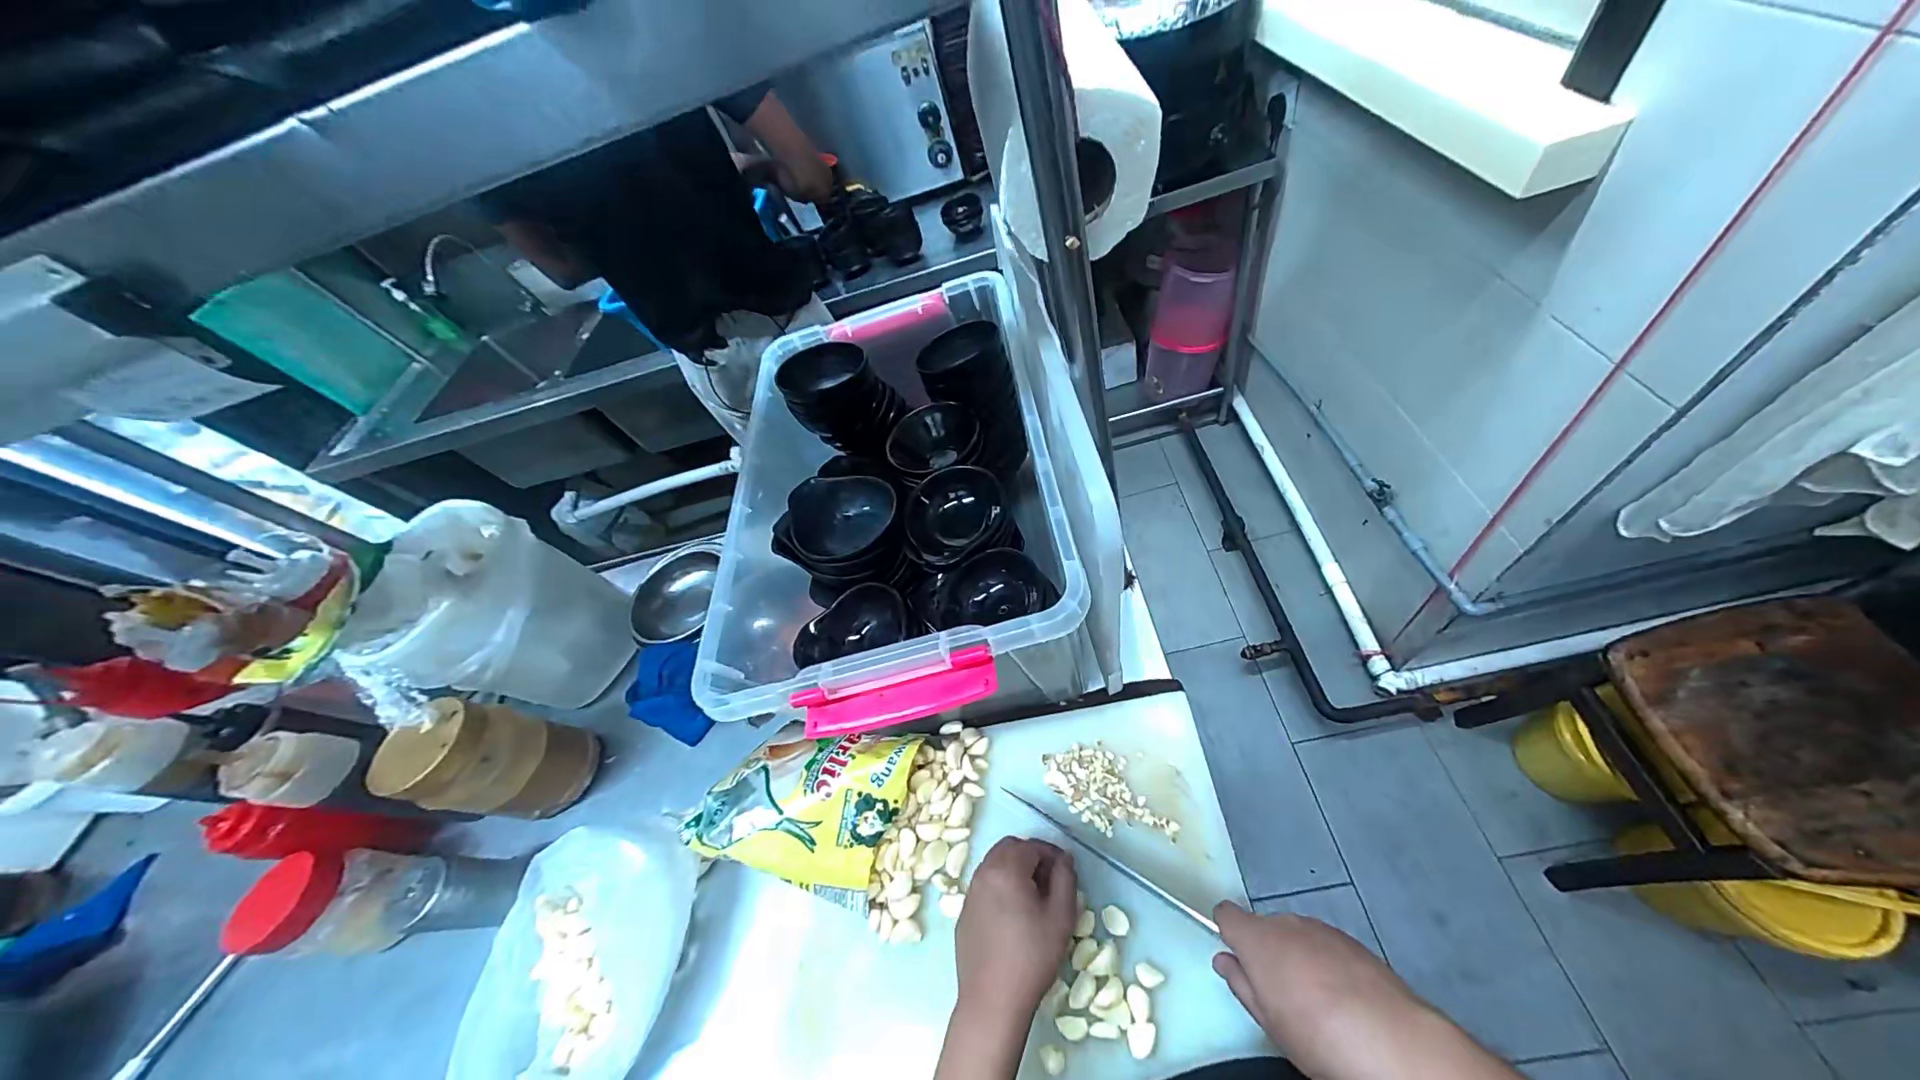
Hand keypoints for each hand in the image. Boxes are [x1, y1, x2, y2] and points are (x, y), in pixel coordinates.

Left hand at [935, 838, 1077, 1079]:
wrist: (992, 1000)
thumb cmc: (1032, 956)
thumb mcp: (1061, 916)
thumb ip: (1065, 879)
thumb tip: (1063, 858)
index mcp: (1005, 869)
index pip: (1031, 846)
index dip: (1051, 854)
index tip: (1065, 871)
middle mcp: (982, 873)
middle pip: (1008, 848)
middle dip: (1031, 856)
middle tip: (1049, 881)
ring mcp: (970, 893)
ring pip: (994, 866)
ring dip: (1014, 870)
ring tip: (1033, 898)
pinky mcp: (964, 913)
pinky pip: (984, 887)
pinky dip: (1000, 888)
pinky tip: (1013, 916)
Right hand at [1212, 901, 1520, 1079]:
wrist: (1393, 1042)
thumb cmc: (1317, 1034)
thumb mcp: (1267, 1019)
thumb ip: (1241, 983)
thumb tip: (1226, 962)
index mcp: (1257, 938)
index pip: (1227, 913)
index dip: (1228, 932)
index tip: (1236, 956)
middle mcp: (1287, 923)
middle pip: (1266, 926)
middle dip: (1268, 950)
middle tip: (1279, 992)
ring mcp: (1323, 930)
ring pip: (1298, 935)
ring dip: (1299, 955)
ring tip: (1317, 1000)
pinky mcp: (1355, 942)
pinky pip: (1328, 945)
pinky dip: (1328, 962)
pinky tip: (1344, 998)